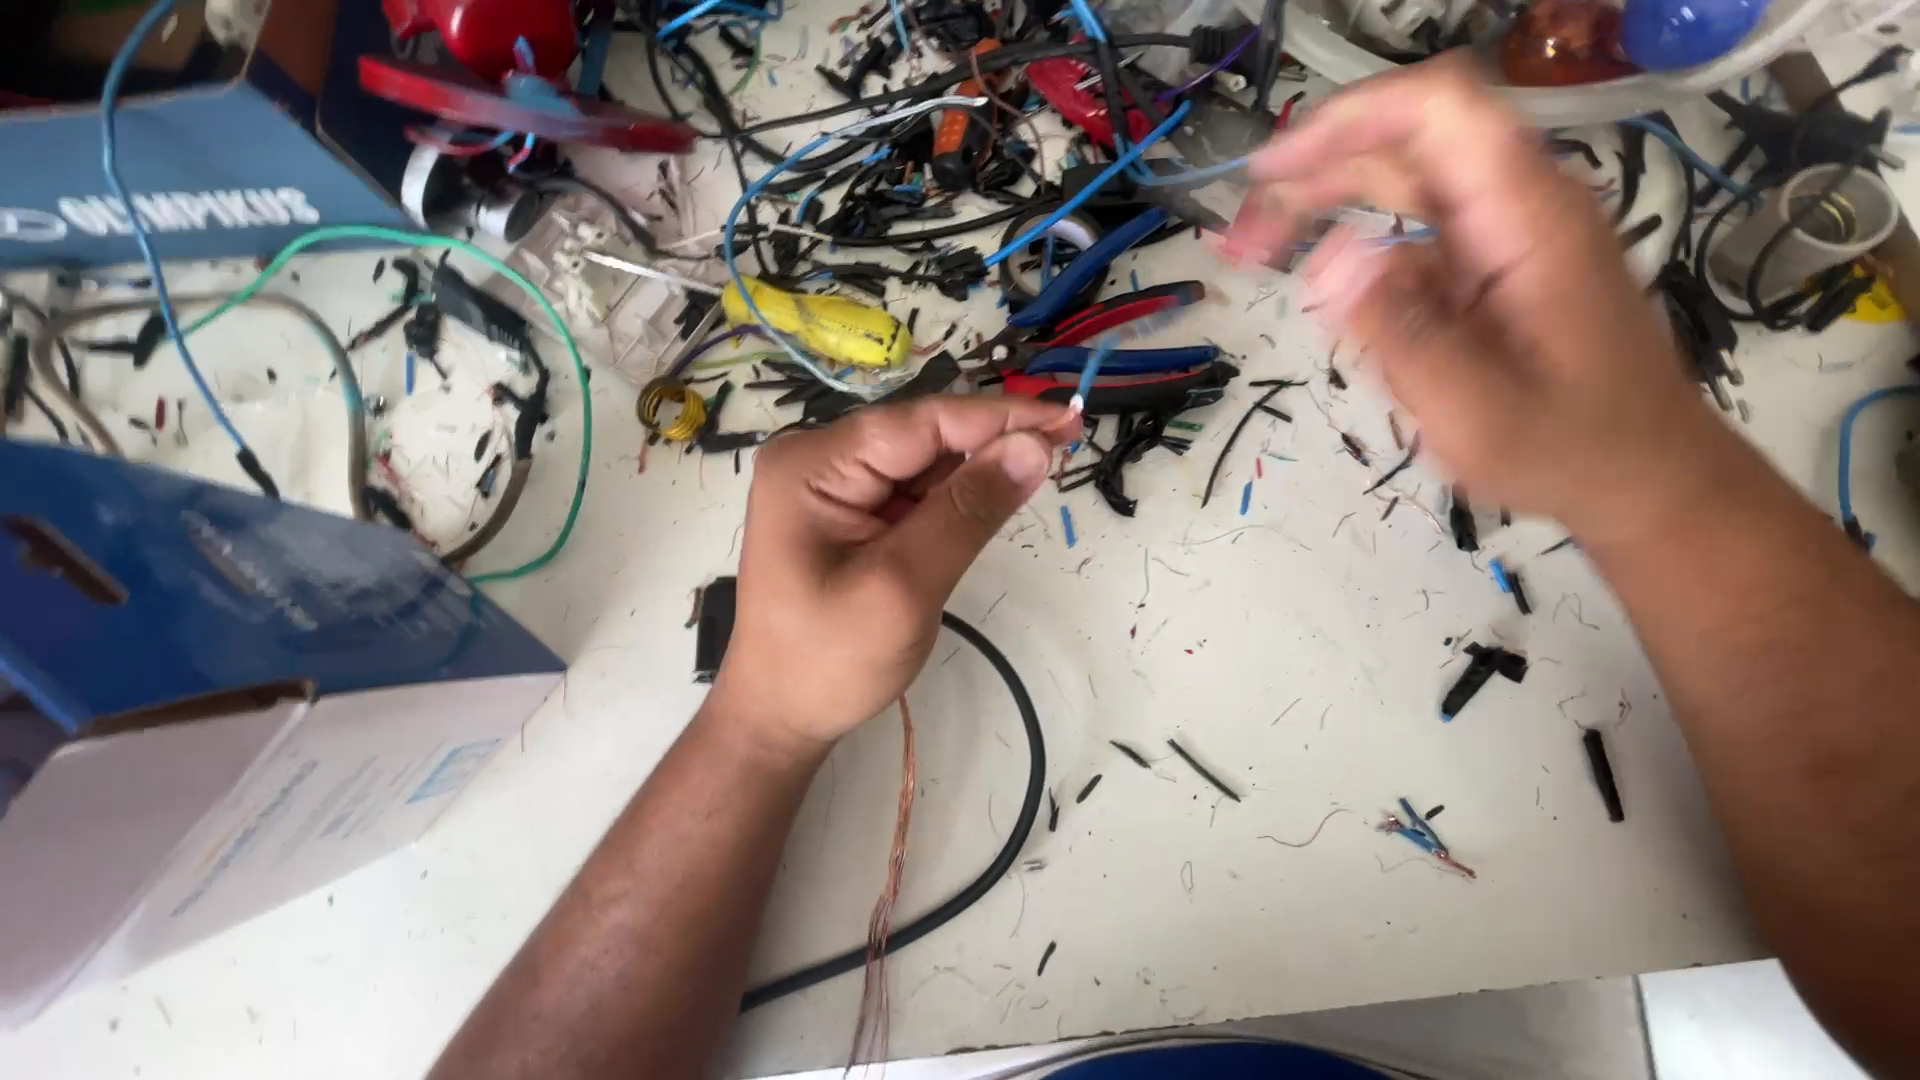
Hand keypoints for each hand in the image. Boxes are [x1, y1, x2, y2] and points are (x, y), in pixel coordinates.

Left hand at [711, 396, 1072, 748]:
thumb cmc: (829, 661)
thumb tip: (1034, 446)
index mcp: (813, 466)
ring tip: (1029, 481)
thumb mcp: (905, 585)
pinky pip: (911, 492)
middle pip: (920, 437)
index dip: (998, 417)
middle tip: (1061, 451)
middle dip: (989, 442)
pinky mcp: (847, 515)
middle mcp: (817, 461)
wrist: (779, 716)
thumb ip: (969, 512)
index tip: (1066, 419)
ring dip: (975, 473)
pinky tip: (984, 507)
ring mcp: (831, 488)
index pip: (920, 422)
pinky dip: (952, 500)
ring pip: (922, 463)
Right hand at [1222, 56, 1724, 539]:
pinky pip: (1410, 241)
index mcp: (1526, 220)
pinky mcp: (1486, 267)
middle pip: (1404, 146)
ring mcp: (1500, 236)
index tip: (1271, 169)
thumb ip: (1402, 334)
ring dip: (1322, 210)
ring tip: (1254, 250)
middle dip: (1312, 174)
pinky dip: (1354, 255)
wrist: (1641, 473)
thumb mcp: (1475, 411)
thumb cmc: (1567, 449)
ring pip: (1400, 188)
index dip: (1348, 121)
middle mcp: (1515, 208)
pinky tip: (1323, 297)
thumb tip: (1328, 262)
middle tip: (1240, 232)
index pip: (1437, 113)